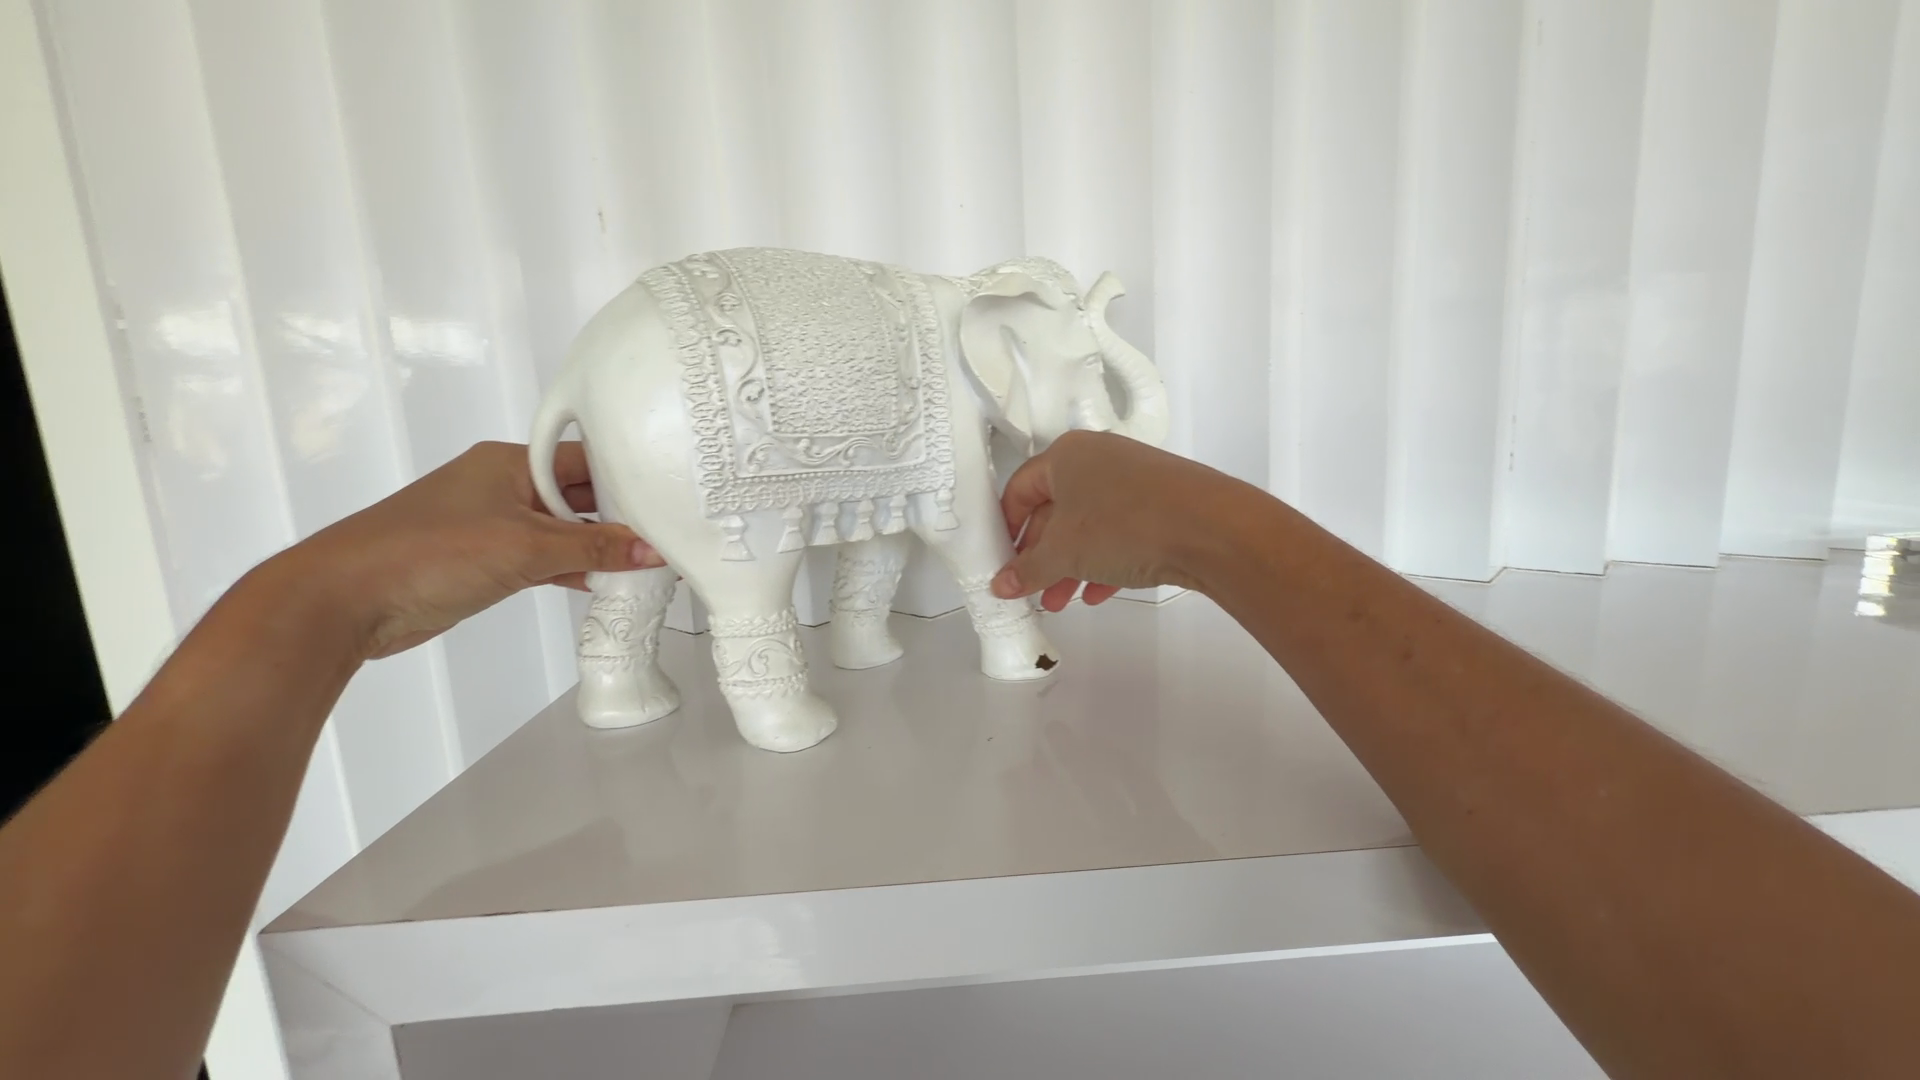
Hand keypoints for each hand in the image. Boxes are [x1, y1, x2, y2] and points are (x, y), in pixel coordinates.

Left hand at [270, 441, 663, 658]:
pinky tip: (606, 583)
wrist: (345, 601)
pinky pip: (546, 557)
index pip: (587, 460)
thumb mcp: (525, 546)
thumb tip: (655, 552)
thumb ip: (594, 548)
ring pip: (564, 530)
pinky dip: (574, 568)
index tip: (671, 496)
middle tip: (672, 531)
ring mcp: (495, 524)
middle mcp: (506, 486)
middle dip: (620, 515)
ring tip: (650, 561)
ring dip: (599, 547)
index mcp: (512, 463)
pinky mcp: (488, 560)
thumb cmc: (431, 552)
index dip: (629, 477)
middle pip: (579, 496)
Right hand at [990, 430, 1232, 611]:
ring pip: (1089, 525)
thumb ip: (1028, 570)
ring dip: (1071, 566)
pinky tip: (1099, 594)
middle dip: (1042, 556)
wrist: (1212, 529)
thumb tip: (1001, 585)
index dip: (1007, 529)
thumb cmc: (1124, 525)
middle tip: (1032, 590)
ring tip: (1061, 601)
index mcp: (1067, 456)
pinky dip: (1105, 561)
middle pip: (1055, 511)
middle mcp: (1099, 459)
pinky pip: (1121, 532)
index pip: (1020, 490)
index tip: (1003, 562)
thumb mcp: (1064, 552)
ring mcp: (1134, 479)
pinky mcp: (1162, 503)